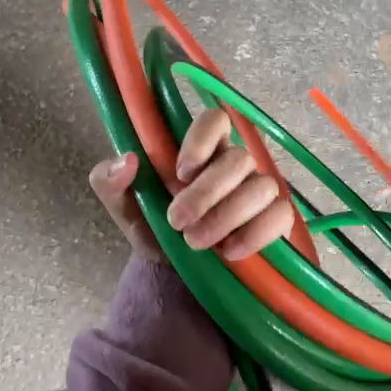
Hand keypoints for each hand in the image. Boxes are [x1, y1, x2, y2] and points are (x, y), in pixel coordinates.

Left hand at [86, 107, 297, 262]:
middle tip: (177, 221)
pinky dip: (257, 234)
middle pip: (239, 158)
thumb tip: (127, 160)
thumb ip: (110, 180)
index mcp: (202, 149)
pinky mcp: (275, 219)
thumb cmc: (153, 225)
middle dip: (207, 193)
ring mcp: (259, 190)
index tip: (181, 171)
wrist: (171, 271)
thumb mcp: (123, 205)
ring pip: (262, 187)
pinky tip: (230, 252)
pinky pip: (280, 215)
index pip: (216, 119)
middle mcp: (235, 164)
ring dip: (227, 216)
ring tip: (196, 243)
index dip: (203, 139)